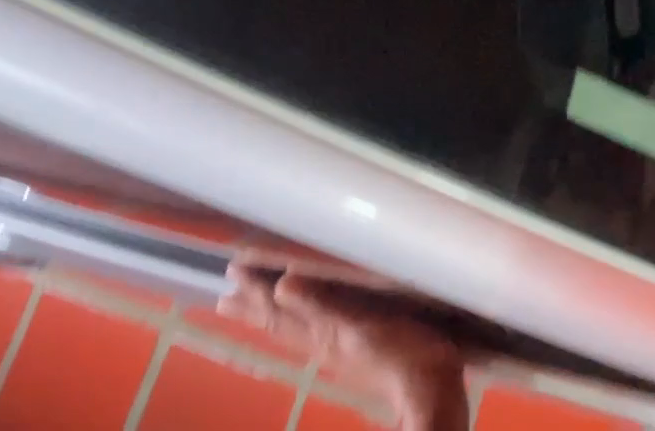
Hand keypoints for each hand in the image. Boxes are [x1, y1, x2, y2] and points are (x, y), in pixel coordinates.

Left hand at [220, 266, 467, 429]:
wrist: (427, 385)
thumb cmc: (400, 350)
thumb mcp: (361, 326)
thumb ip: (324, 306)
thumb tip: (283, 284)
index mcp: (320, 332)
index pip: (279, 311)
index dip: (256, 291)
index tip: (234, 269)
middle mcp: (321, 340)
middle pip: (280, 321)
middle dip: (254, 305)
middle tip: (226, 292)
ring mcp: (338, 347)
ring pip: (295, 327)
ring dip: (272, 313)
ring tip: (253, 305)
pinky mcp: (356, 349)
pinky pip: (315, 332)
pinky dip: (301, 321)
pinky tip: (308, 321)